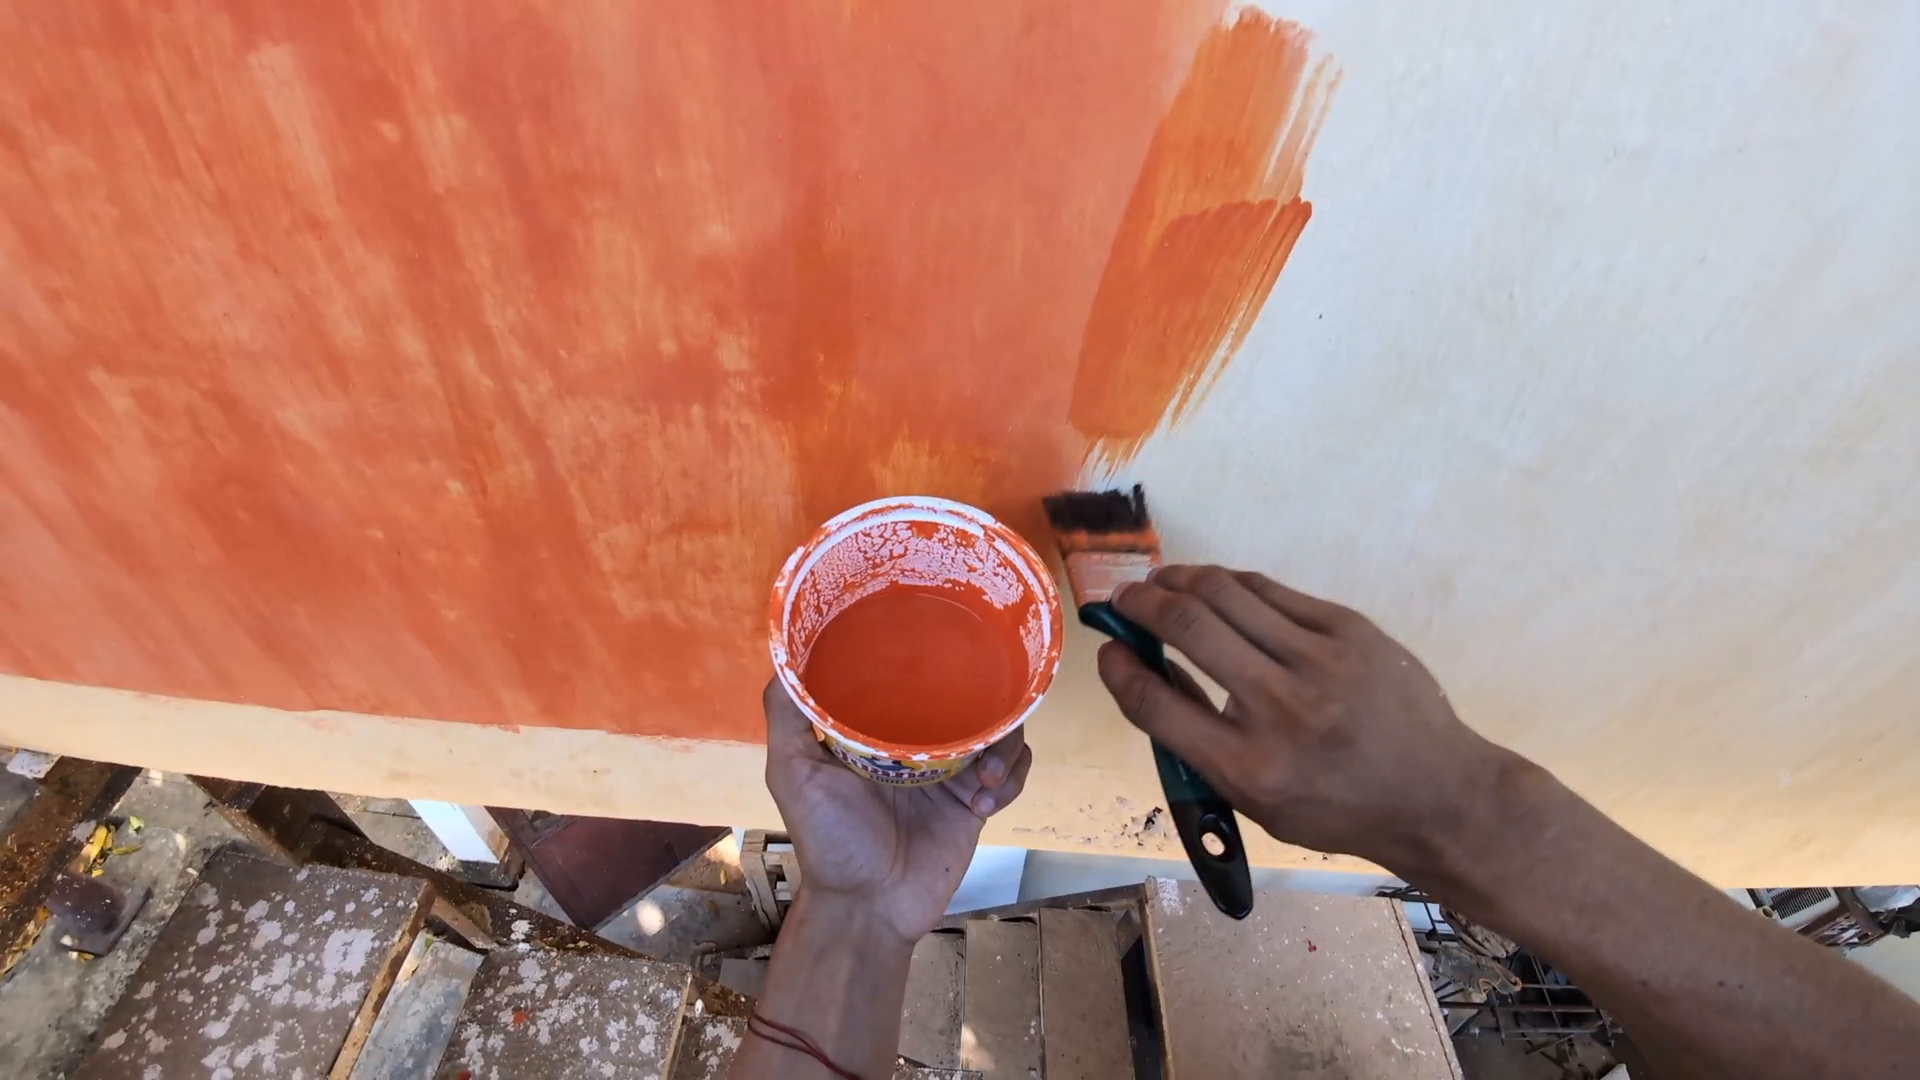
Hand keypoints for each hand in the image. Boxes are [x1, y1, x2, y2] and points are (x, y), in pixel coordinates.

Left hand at [760, 679, 1033, 946]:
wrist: (868, 910)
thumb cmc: (829, 840)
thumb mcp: (794, 773)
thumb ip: (787, 718)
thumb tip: (787, 655)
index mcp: (883, 731)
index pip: (917, 680)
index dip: (933, 664)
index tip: (943, 656)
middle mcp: (920, 745)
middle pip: (967, 701)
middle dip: (984, 706)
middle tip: (979, 721)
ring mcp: (951, 773)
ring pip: (998, 734)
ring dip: (1004, 747)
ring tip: (986, 776)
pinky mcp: (975, 803)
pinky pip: (1012, 774)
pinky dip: (1011, 781)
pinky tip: (984, 803)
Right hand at [1095, 566, 1512, 877]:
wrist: (1440, 796)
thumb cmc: (1332, 807)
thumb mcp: (1252, 799)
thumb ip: (1192, 736)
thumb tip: (1140, 664)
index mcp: (1248, 767)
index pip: (1154, 701)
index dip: (1117, 667)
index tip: (1107, 648)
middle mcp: (1280, 708)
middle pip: (1186, 626)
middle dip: (1139, 602)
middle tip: (1122, 597)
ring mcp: (1320, 660)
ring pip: (1225, 592)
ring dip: (1177, 579)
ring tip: (1160, 581)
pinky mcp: (1348, 628)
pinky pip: (1267, 590)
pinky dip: (1226, 584)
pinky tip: (1212, 587)